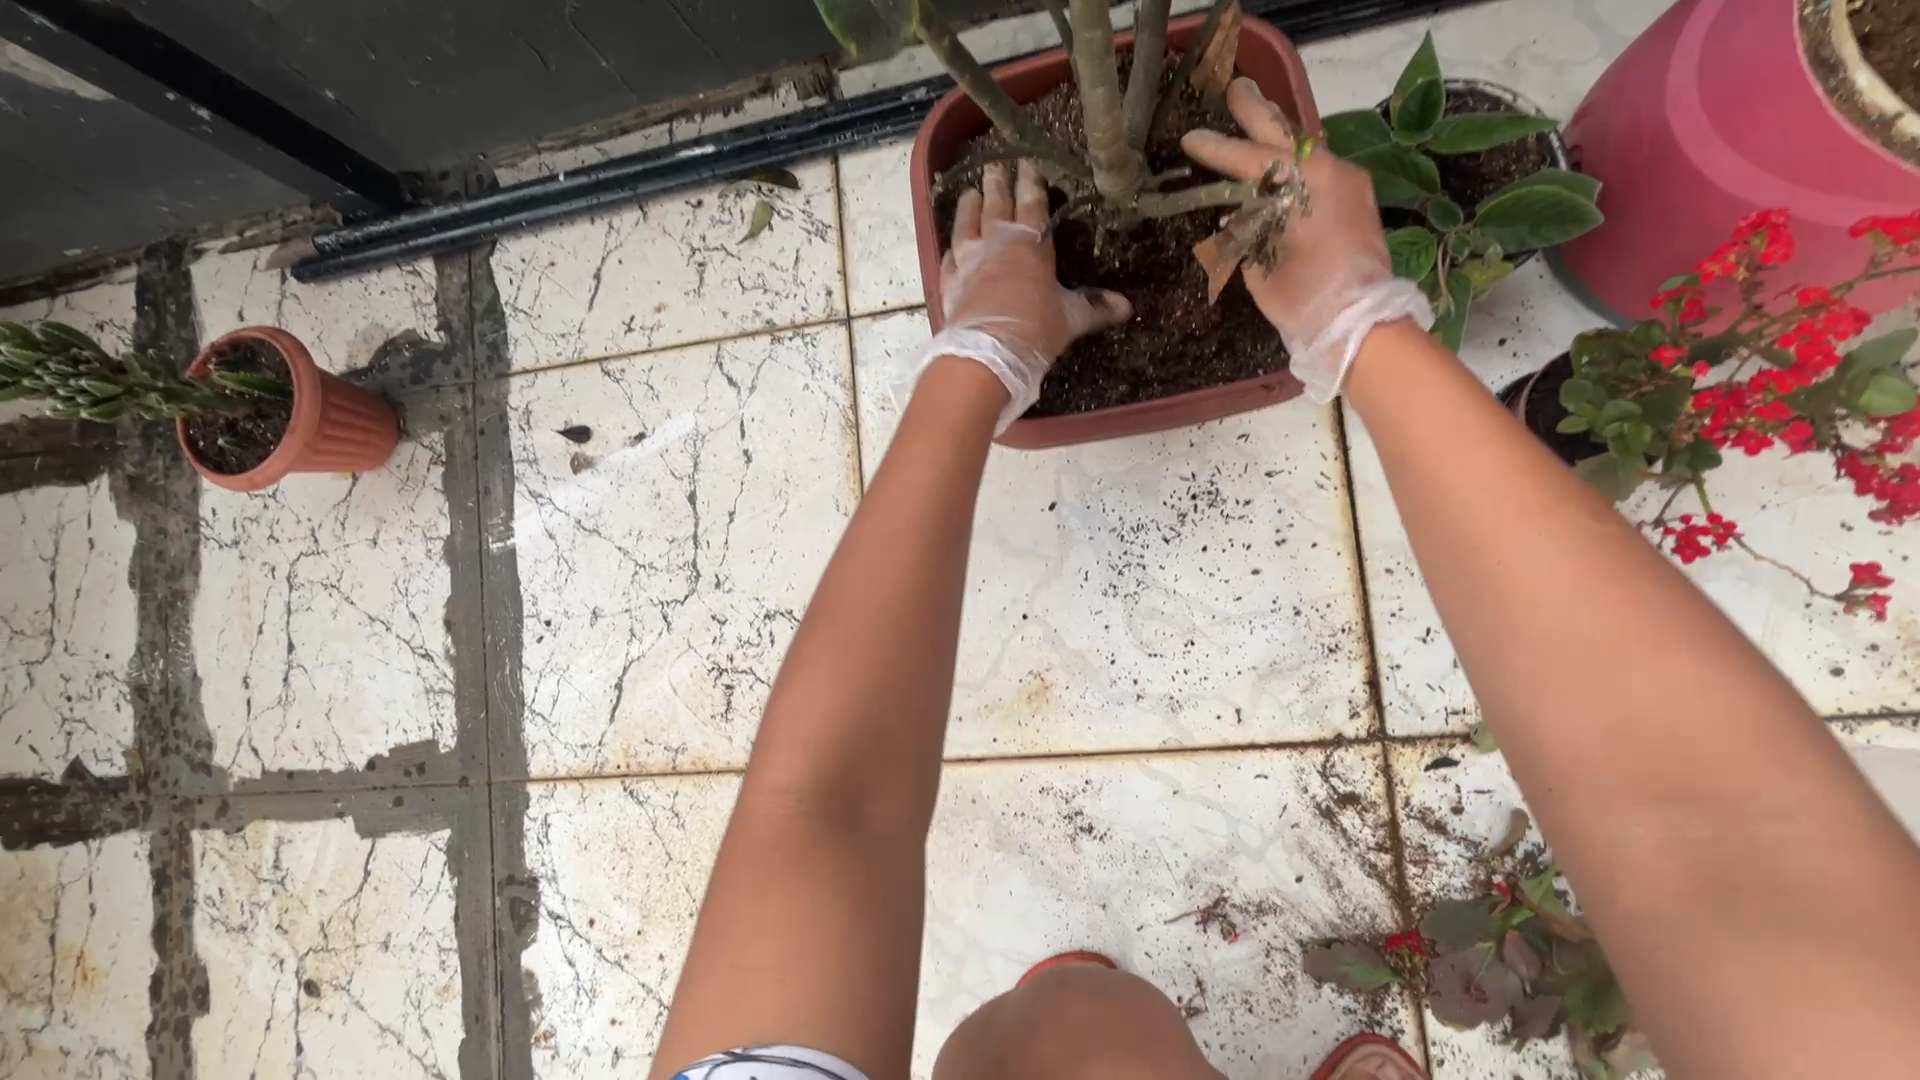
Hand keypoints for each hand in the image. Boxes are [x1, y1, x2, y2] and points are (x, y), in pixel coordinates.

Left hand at [902, 161, 1131, 433]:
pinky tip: (950, 247)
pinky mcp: (949, 284)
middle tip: (993, 166)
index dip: (1031, 184)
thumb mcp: (1071, 318)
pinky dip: (949, 250)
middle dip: (997, 185)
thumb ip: (1095, 307)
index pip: (1032, 206)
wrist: (988, 353)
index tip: (1027, 164)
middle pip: (996, 207)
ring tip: (969, 193)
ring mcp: (968, 263)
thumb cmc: (1035, 330)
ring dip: (968, 209)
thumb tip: (1126, 307)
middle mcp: (996, 245)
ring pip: (966, 226)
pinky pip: (947, 260)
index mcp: (1030, 246)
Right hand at [1181, 78, 1431, 401]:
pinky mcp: (1358, 203)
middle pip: (1285, 135)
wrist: (1358, 323)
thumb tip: (1236, 211)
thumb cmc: (1302, 295)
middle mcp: (1329, 171)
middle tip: (1236, 91)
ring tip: (1258, 120)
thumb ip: (1245, 229)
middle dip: (1257, 114)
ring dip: (1279, 137)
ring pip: (1305, 150)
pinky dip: (1296, 165)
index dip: (1217, 150)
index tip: (1190, 139)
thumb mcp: (1259, 263)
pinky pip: (1320, 171)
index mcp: (1302, 182)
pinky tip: (1282, 166)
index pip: (1250, 159)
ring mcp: (1349, 184)